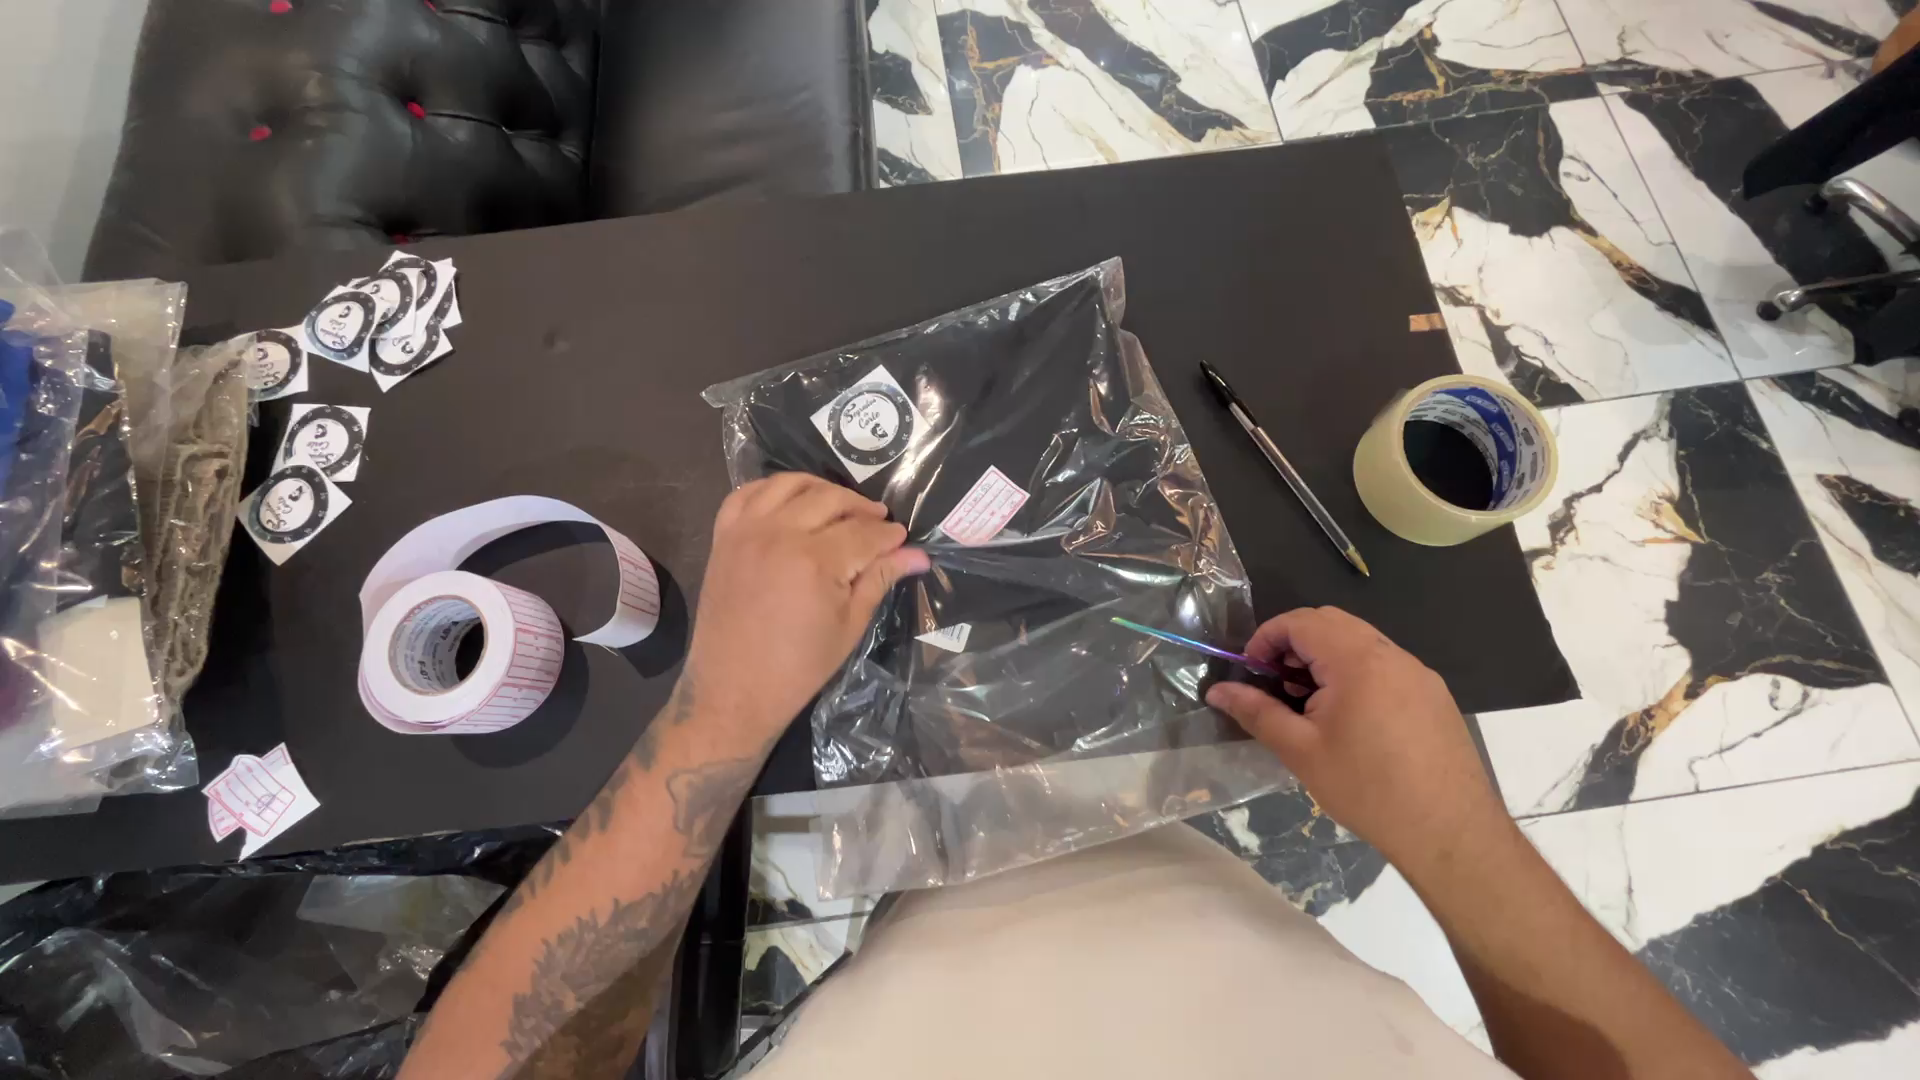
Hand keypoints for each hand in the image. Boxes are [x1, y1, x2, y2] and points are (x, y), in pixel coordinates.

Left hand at [685, 473, 928, 736]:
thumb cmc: (799, 667)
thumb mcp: (850, 625)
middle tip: (878, 521)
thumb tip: (919, 555)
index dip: (889, 535)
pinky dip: (771, 489)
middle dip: (862, 508)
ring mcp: (747, 532)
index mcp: (815, 561)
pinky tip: (791, 501)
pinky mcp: (724, 538)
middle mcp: (780, 535)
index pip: (863, 533)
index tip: (903, 538)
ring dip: (820, 489)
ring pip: (789, 485)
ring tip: (839, 505)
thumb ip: (880, 579)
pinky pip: (746, 494)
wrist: (734, 690)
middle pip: (830, 500)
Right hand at [1205, 607, 1514, 874]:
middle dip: (1294, 643)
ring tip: (1307, 702)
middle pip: (1331, 622)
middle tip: (1275, 682)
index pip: (1302, 621)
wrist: (1451, 834)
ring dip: (1324, 657)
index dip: (1267, 637)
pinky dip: (1353, 671)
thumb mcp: (1300, 751)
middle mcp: (1392, 655)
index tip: (1251, 671)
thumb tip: (1216, 691)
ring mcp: (1419, 674)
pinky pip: (1384, 664)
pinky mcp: (1434, 696)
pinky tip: (1347, 717)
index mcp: (1358, 661)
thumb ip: (1256, 712)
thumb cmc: (1367, 789)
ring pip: (1359, 641)